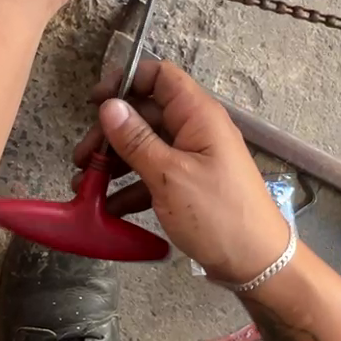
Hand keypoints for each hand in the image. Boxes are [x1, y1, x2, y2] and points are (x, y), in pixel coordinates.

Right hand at [73, 60, 291, 284]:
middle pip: (146, 114)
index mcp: (198, 115)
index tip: (96, 102)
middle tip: (83, 158)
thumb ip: (136, 140)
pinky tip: (107, 208)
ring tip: (86, 185)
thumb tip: (109, 106)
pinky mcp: (189, 185)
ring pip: (146, 147)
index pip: (161, 76)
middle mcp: (196, 130)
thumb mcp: (170, 176)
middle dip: (111, 132)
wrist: (257, 263)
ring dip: (114, 162)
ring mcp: (193, 158)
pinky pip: (153, 175)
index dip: (126, 81)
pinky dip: (130, 187)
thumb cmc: (219, 215)